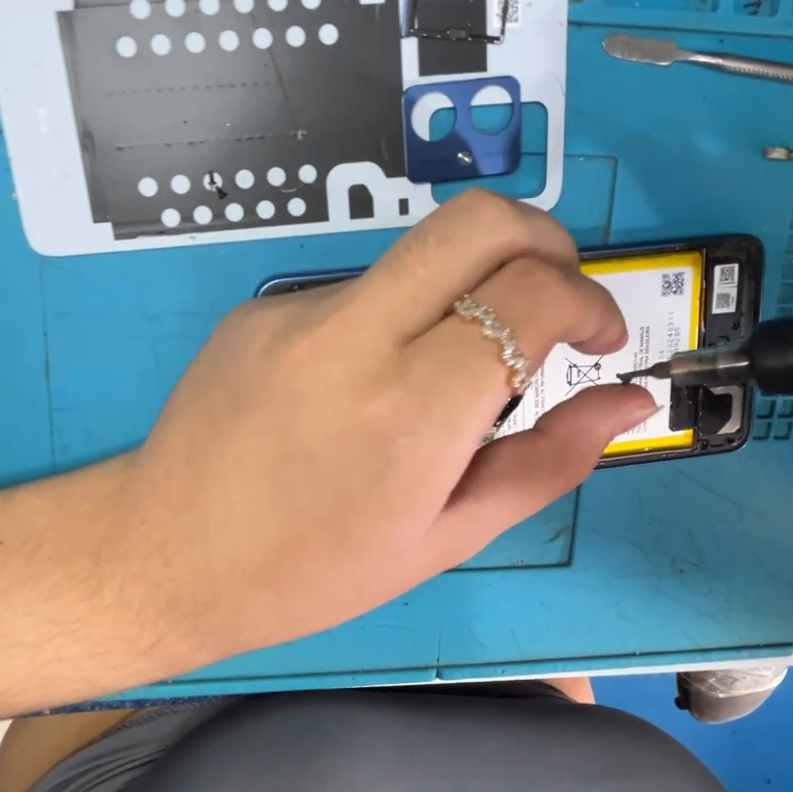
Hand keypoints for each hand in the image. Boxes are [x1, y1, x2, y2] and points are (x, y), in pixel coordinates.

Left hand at [113, 191, 654, 662]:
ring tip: (449, 372)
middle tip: (556, 300)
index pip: (531, 292)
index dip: (590, 301)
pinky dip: (396, 318)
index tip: (600, 339)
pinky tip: (364, 387)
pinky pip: (359, 289)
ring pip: (418, 256)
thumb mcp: (446, 538)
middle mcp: (355, 338)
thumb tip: (627, 399)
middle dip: (546, 240)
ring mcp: (298, 312)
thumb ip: (548, 461)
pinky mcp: (259, 307)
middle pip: (479, 220)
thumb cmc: (312, 571)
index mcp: (413, 411)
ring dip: (466, 289)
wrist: (165, 555)